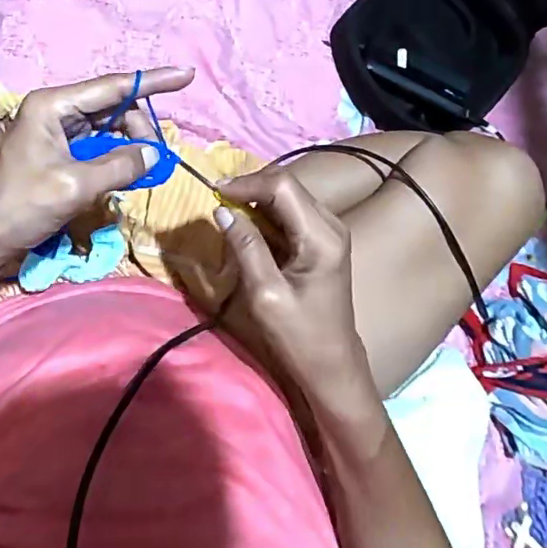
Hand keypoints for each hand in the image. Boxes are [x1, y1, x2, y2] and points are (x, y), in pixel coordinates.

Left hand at [0, 67, 194, 263]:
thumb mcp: (75, 186)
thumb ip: (120, 165)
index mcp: (52, 105)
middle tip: (156, 157)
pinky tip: (130, 170)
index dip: (153, 81)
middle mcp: (55, 109)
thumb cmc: (21, 206)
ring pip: (108, 125)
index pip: (113, 86)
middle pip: (113, 105)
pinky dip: (117, 155)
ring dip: (131, 142)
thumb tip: (155, 154)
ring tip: (145, 167)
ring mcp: (56, 130)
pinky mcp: (58, 150)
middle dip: (139, 126)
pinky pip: (98, 144)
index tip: (186, 75)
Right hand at [215, 169, 374, 401]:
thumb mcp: (265, 293)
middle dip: (249, 187)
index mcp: (321, 236)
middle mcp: (330, 223)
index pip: (283, 185)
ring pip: (287, 194)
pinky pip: (290, 211)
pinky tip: (246, 225)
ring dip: (255, 198)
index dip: (247, 182)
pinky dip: (265, 212)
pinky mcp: (322, 238)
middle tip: (217, 200)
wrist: (332, 365)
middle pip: (286, 184)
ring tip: (226, 210)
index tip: (214, 191)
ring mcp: (329, 229)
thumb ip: (246, 247)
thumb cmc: (299, 336)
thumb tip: (222, 210)